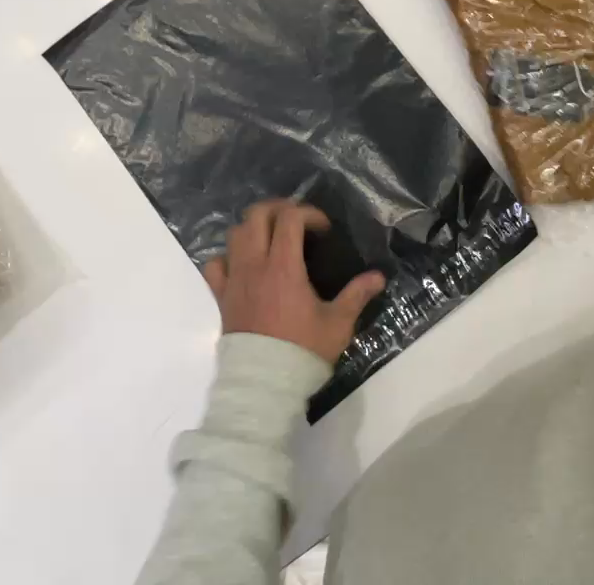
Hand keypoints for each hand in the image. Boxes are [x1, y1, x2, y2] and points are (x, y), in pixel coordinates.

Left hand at [202, 200, 387, 362]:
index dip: (309, 213)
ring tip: (273, 238)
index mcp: (284, 266)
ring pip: (235, 234)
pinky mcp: (221, 297)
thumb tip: (378, 277)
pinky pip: (216, 265)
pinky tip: (244, 264)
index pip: (290, 218)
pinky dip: (228, 257)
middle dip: (279, 209)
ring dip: (254, 227)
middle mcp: (255, 265)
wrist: (264, 384)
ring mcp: (234, 279)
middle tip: (298, 221)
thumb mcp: (337, 323)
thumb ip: (357, 295)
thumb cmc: (302, 350)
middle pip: (257, 215)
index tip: (324, 229)